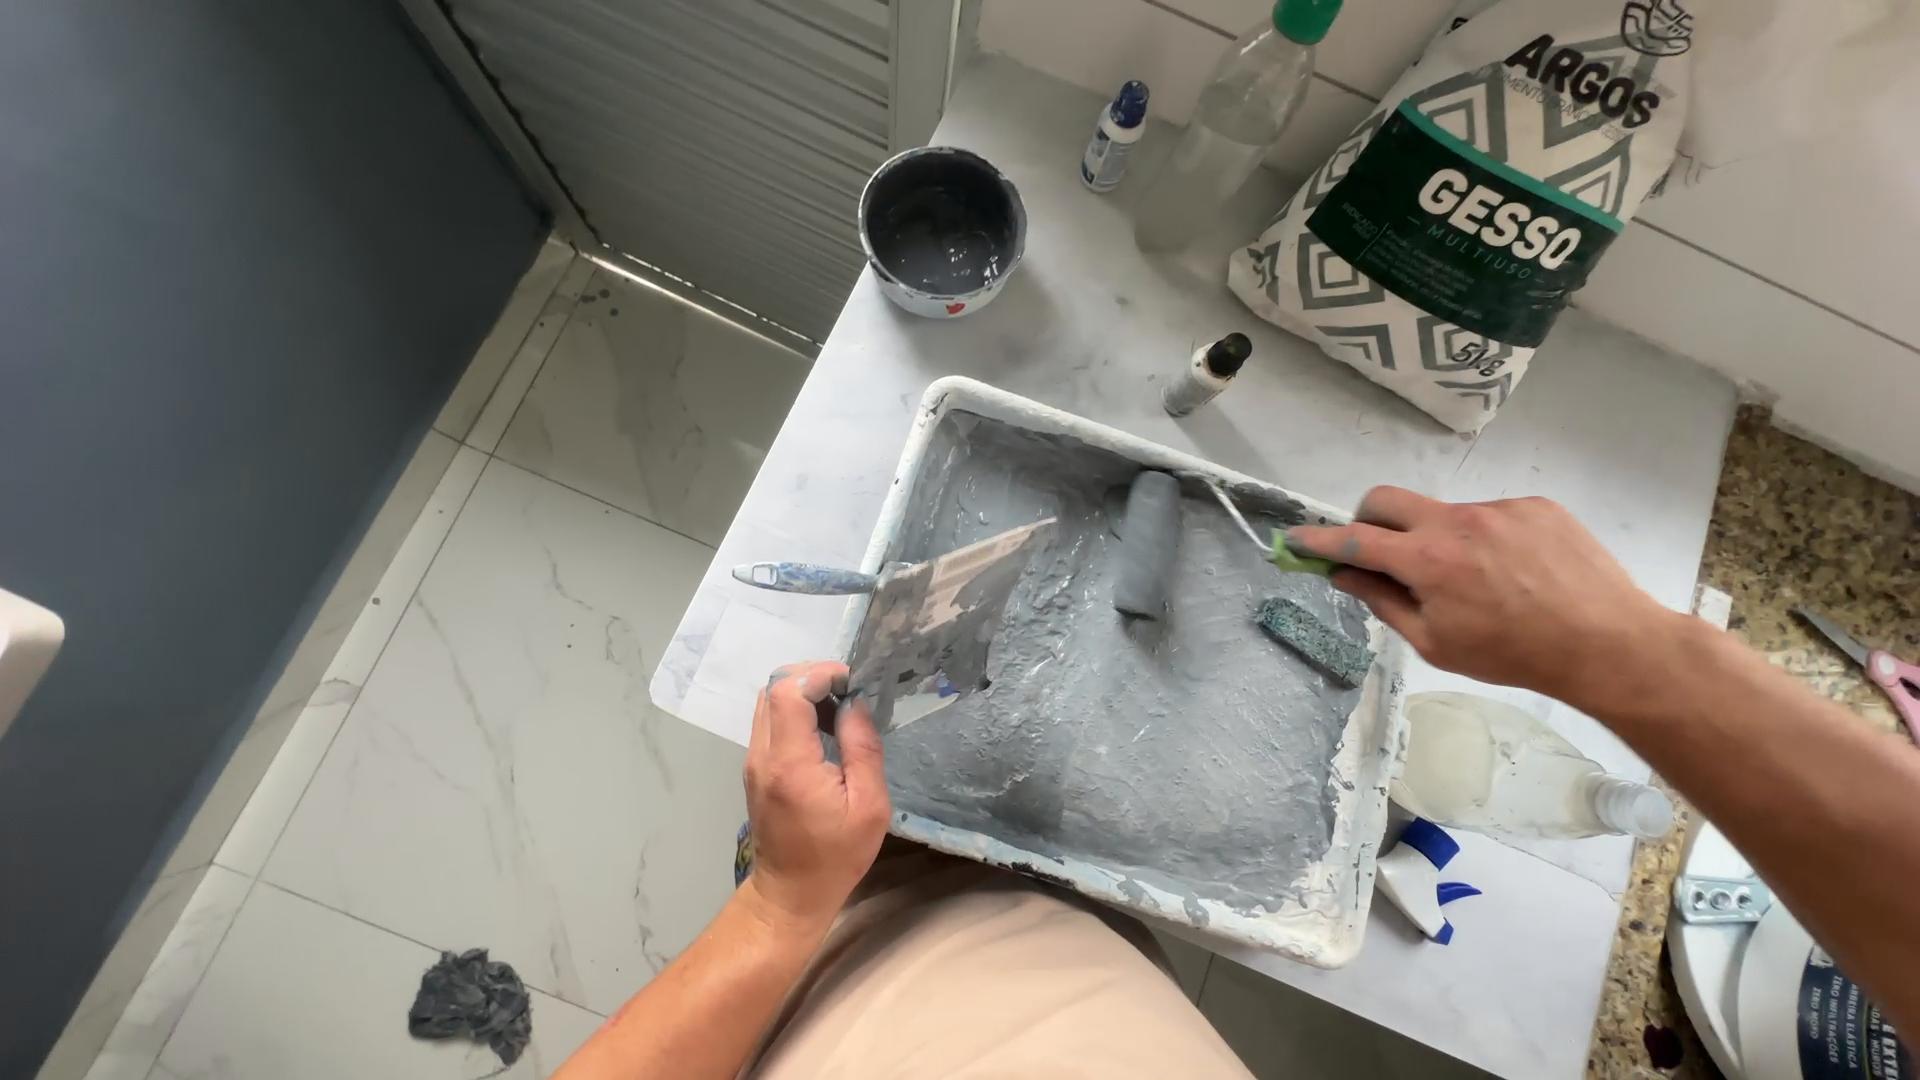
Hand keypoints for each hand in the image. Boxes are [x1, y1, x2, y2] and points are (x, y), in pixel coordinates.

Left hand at [741, 662, 890, 933]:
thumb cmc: (836, 855)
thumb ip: (862, 746)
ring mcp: (753, 761)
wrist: (790, 894)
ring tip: (837, 710)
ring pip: (769, 701)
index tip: (852, 684)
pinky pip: (769, 720)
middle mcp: (762, 756)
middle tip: (847, 693)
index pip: (788, 691)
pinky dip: (795, 711)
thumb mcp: (870, 804)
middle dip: (812, 678)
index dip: (820, 674)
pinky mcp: (755, 767)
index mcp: (790, 764)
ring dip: (803, 693)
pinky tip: (822, 729)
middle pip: (774, 688)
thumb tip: (855, 702)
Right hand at [1288, 487, 1680, 705]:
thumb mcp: (1434, 642)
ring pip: (1440, 511)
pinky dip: (1480, 537)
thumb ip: (1381, 601)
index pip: (1354, 540)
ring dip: (1434, 537)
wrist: (1611, 645)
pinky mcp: (1534, 505)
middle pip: (1385, 499)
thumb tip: (1344, 575)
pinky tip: (1510, 569)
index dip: (1318, 539)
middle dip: (1368, 520)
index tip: (1295, 538)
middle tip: (1379, 550)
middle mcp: (1457, 522)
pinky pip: (1486, 513)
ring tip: (1473, 578)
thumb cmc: (1513, 655)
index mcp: (1428, 561)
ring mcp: (1498, 508)